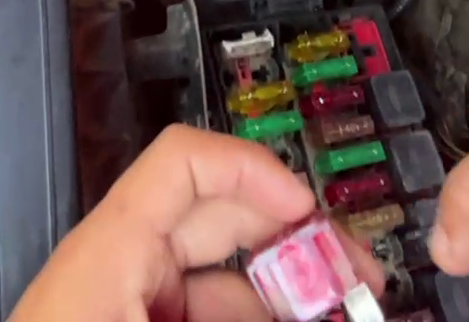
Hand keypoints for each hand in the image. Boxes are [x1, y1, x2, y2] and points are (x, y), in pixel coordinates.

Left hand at [10, 124, 380, 321]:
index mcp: (112, 249)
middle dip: (291, 241)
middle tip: (357, 280)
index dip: (253, 170)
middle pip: (218, 217)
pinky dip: (250, 319)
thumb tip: (328, 314)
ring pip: (221, 276)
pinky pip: (205, 311)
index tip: (310, 213)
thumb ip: (248, 316)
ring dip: (281, 293)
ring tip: (339, 312)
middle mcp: (122, 262)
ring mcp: (129, 301)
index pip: (185, 162)